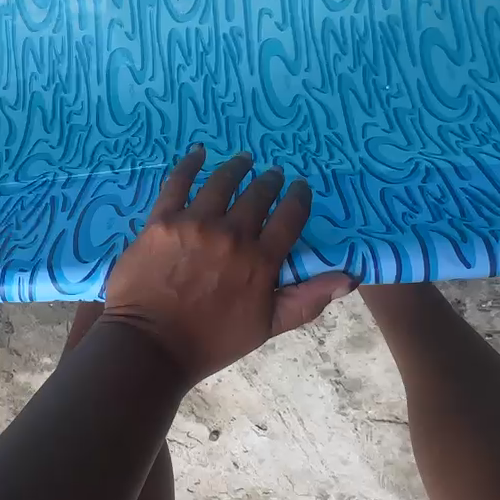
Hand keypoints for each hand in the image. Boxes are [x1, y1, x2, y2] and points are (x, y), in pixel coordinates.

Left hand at [98, 145, 357, 384]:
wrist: (151, 346)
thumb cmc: (211, 341)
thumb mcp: (266, 326)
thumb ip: (306, 300)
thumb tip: (348, 278)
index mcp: (260, 261)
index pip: (289, 218)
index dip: (298, 198)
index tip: (300, 187)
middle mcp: (232, 234)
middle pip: (257, 196)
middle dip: (269, 182)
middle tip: (272, 174)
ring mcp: (195, 223)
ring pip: (222, 182)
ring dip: (237, 168)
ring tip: (244, 160)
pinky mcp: (163, 219)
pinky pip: (178, 182)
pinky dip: (190, 163)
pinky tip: (199, 153)